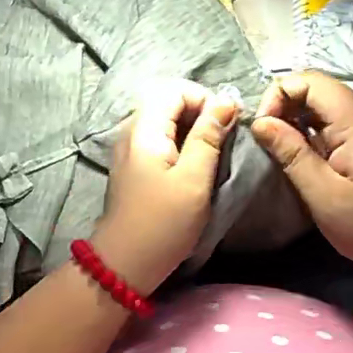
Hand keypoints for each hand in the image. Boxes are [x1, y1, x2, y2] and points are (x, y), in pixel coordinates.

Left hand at [90, 81, 238, 291]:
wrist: (124, 264)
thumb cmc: (163, 223)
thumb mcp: (194, 180)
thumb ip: (209, 137)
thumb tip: (226, 101)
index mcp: (144, 129)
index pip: (175, 89)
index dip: (205, 99)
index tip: (227, 124)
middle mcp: (132, 131)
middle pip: (168, 102)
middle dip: (200, 113)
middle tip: (223, 141)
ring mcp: (130, 149)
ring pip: (165, 121)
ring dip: (193, 130)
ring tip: (212, 155)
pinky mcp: (134, 166)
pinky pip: (160, 140)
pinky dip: (181, 144)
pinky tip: (194, 167)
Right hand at [249, 72, 352, 287]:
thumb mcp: (323, 195)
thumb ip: (291, 154)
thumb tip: (260, 123)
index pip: (312, 81)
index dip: (280, 95)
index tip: (264, 129)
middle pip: (317, 91)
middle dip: (284, 108)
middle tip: (266, 142)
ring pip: (324, 109)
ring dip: (296, 124)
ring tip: (279, 153)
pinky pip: (334, 128)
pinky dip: (310, 137)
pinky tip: (301, 162)